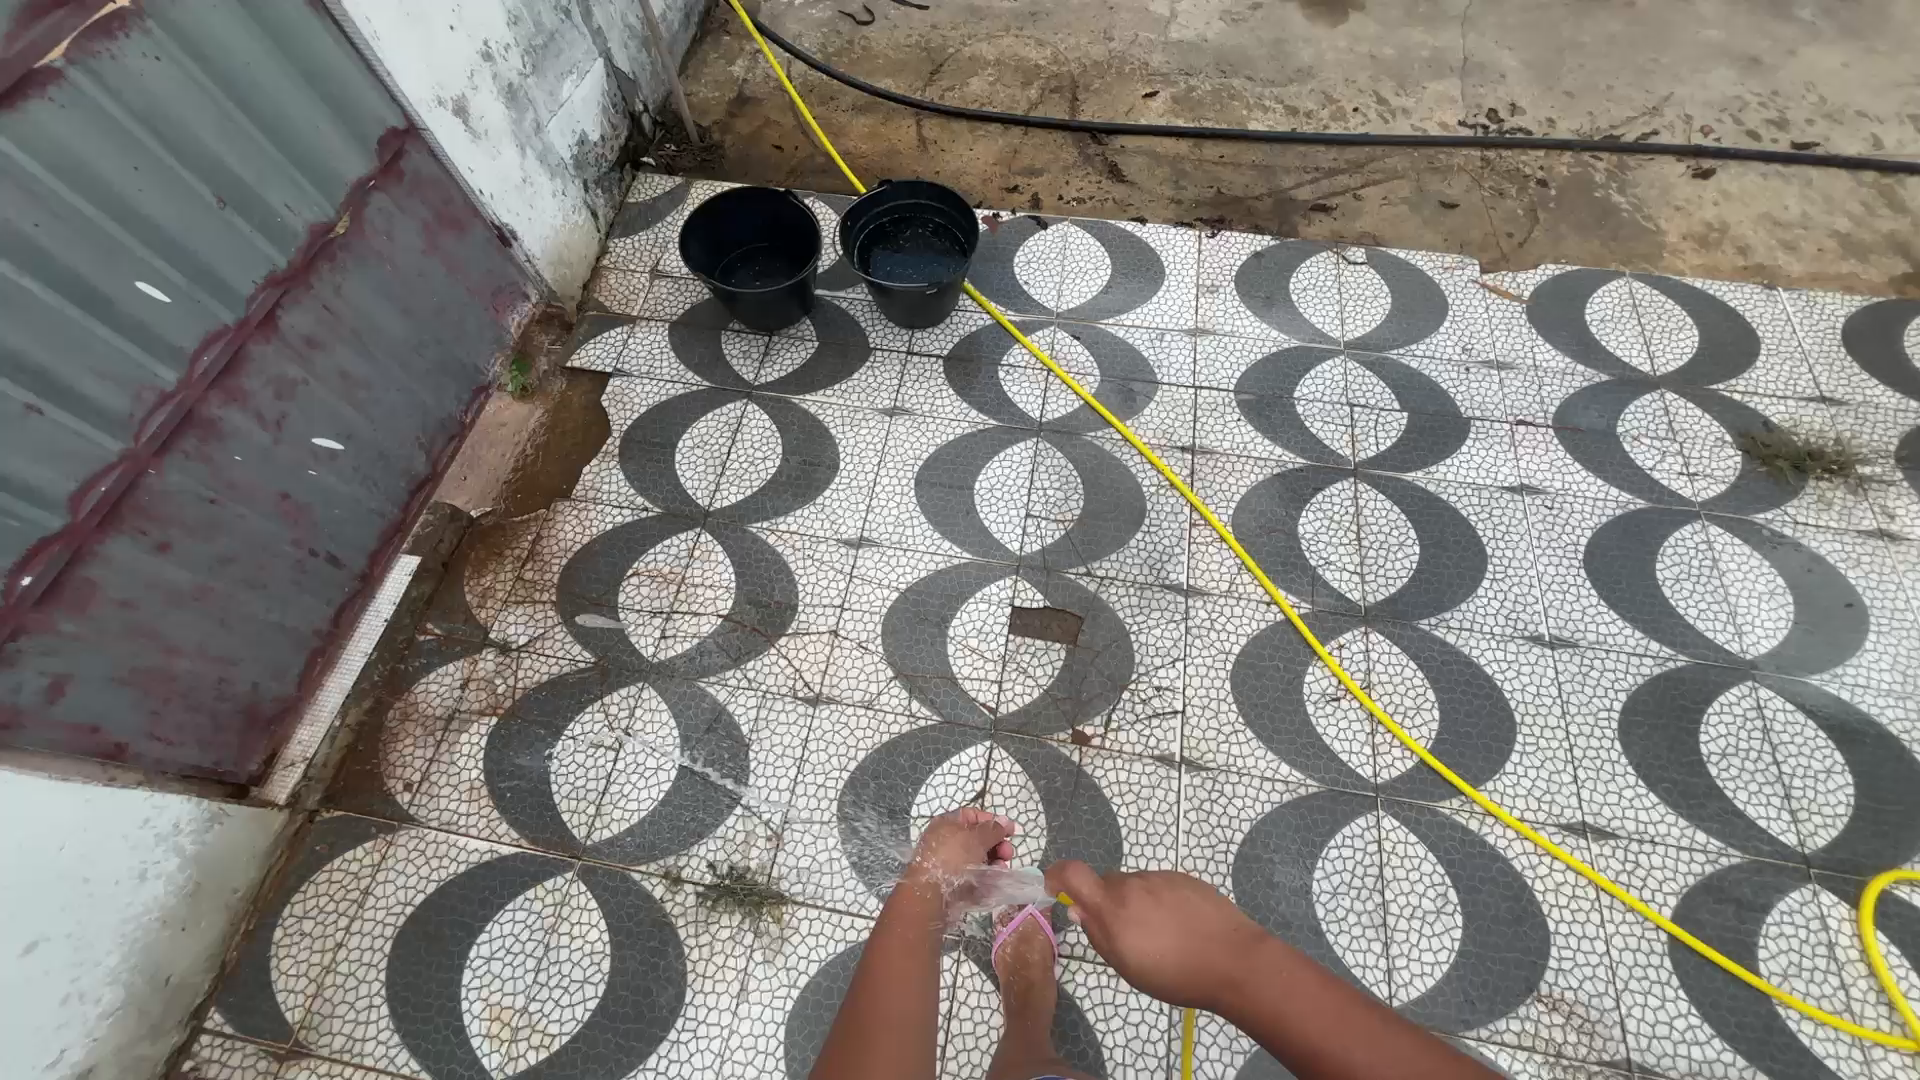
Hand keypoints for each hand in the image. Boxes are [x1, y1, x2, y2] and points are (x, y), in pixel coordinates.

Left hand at [904, 807, 1016, 886]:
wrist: (931, 896)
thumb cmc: (953, 859)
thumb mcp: (976, 838)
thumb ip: (993, 829)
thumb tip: (1005, 820)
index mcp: (947, 823)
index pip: (973, 815)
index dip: (993, 821)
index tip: (1010, 831)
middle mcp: (946, 841)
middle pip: (978, 839)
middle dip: (997, 846)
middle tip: (1008, 854)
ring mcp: (948, 864)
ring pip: (977, 860)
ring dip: (993, 864)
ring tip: (1001, 870)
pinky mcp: (952, 883)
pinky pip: (972, 877)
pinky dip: (984, 879)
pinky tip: (994, 883)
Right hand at [1045, 862, 1274, 1012]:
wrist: (1234, 961)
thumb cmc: (1176, 974)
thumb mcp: (1128, 967)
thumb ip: (1099, 935)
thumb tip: (1080, 910)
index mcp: (1112, 907)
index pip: (1072, 873)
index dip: (1056, 874)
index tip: (1053, 887)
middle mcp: (1132, 884)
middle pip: (1107, 884)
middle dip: (1108, 904)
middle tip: (1127, 936)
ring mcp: (1159, 878)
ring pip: (1135, 887)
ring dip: (1138, 905)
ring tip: (1163, 937)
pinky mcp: (1183, 878)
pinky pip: (1160, 886)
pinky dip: (1161, 903)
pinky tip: (1182, 927)